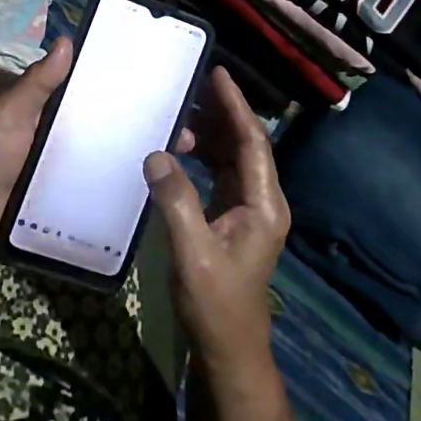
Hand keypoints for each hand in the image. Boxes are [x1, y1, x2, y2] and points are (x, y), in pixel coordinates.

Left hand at [0, 37, 198, 245]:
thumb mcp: (8, 111)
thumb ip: (36, 83)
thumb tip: (66, 40)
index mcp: (64, 108)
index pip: (106, 94)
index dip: (136, 90)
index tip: (171, 87)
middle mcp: (76, 136)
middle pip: (120, 129)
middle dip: (153, 129)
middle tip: (188, 133)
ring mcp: (76, 169)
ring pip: (117, 162)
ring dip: (146, 162)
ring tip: (181, 165)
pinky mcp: (72, 200)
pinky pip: (103, 196)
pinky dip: (125, 196)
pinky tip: (154, 199)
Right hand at [143, 67, 290, 365]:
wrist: (228, 348)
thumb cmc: (216, 303)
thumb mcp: (192, 252)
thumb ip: (176, 201)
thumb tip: (157, 153)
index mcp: (263, 204)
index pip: (252, 141)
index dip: (236, 105)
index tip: (218, 73)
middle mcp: (261, 199)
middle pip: (244, 142)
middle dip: (221, 111)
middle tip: (190, 82)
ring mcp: (248, 207)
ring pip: (231, 155)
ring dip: (208, 132)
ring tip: (177, 114)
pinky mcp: (232, 215)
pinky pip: (219, 171)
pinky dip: (201, 154)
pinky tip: (177, 147)